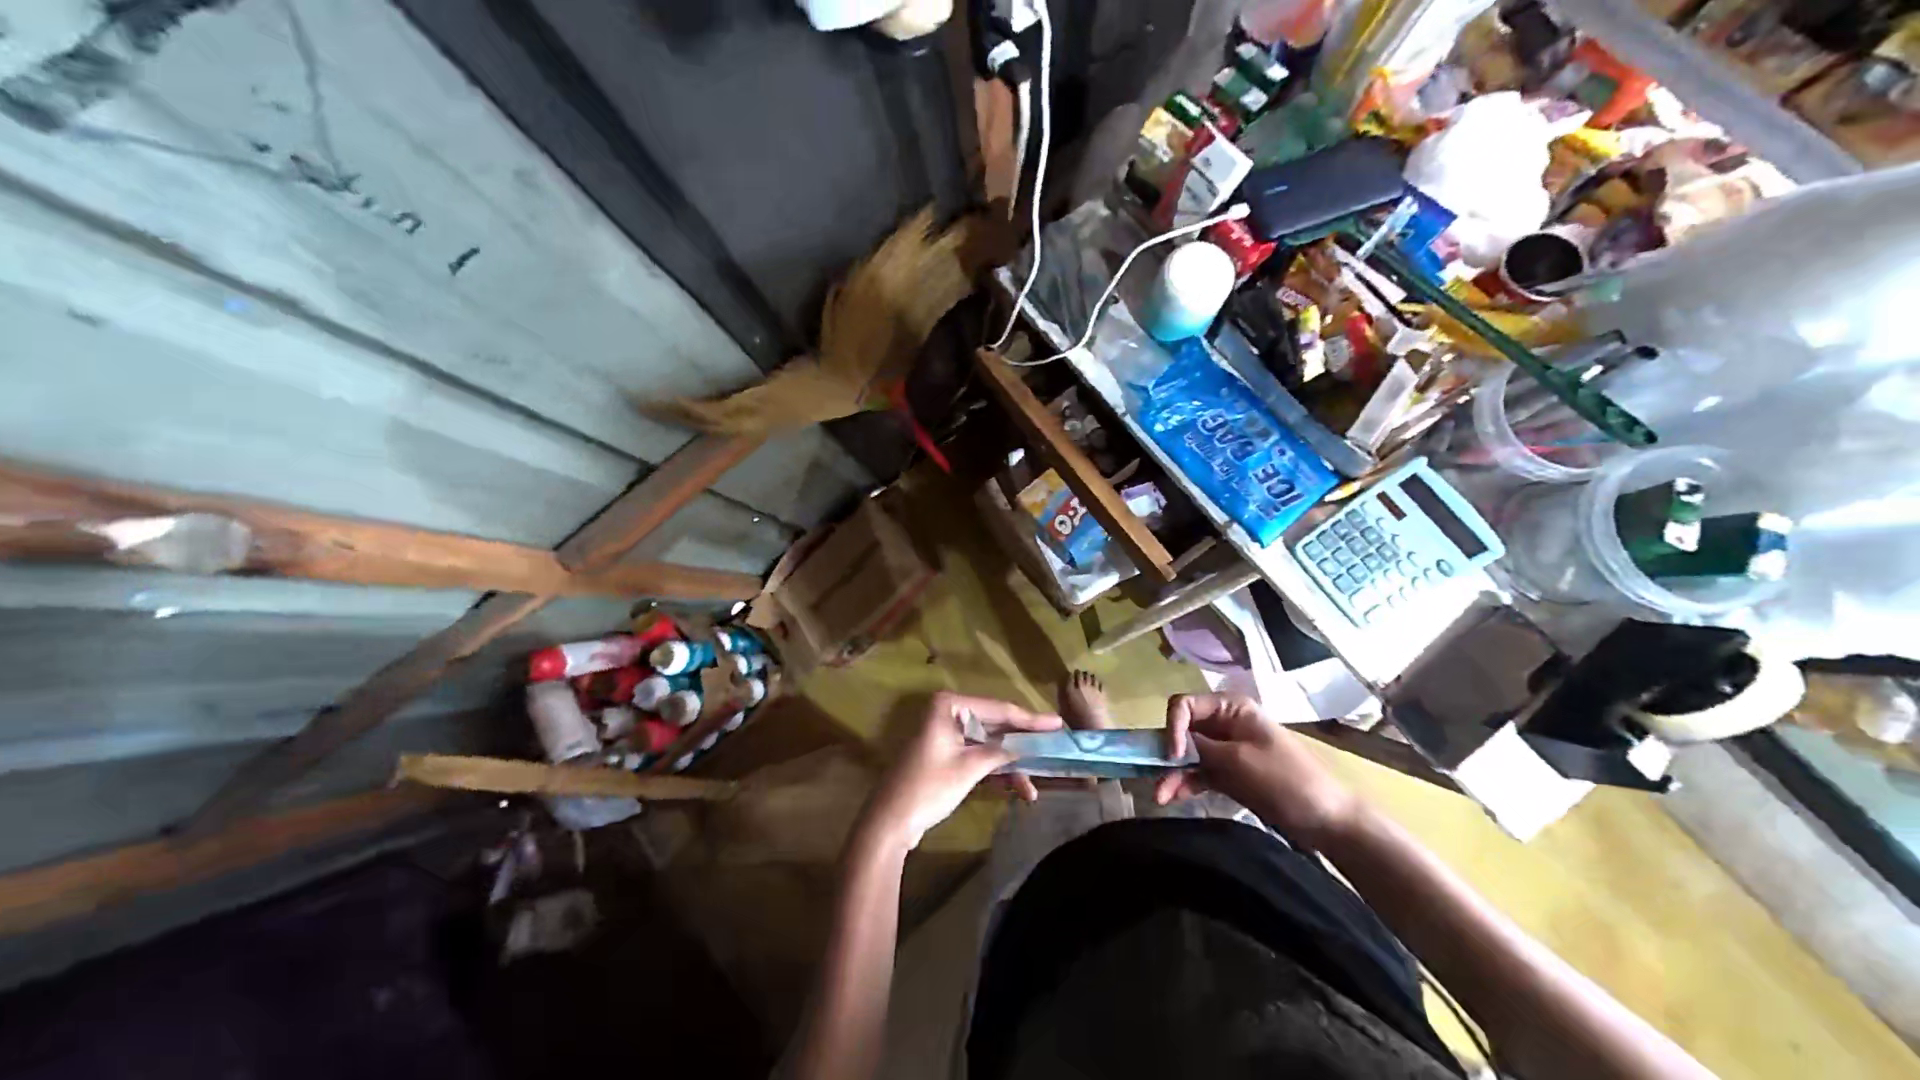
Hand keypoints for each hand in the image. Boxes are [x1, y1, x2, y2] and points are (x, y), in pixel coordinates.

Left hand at [861, 693, 1061, 850]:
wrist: (890, 822)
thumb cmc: (928, 787)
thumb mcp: (970, 768)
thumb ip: (1002, 752)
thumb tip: (1031, 744)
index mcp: (950, 705)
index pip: (1000, 710)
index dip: (1031, 719)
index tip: (1059, 724)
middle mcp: (949, 713)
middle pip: (996, 726)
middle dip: (1024, 744)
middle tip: (1056, 748)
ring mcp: (947, 735)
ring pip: (989, 745)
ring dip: (1011, 765)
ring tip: (1033, 788)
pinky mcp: (946, 756)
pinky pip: (978, 757)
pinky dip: (996, 772)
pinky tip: (1018, 790)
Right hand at [1153, 693, 1360, 847]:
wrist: (1328, 821)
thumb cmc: (1286, 781)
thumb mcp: (1239, 760)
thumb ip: (1201, 748)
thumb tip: (1171, 744)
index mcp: (1231, 709)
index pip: (1184, 706)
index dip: (1172, 727)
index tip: (1171, 755)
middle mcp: (1225, 724)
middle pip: (1182, 730)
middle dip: (1166, 753)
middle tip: (1152, 776)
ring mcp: (1227, 751)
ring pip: (1187, 755)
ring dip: (1172, 773)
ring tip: (1160, 797)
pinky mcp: (1229, 775)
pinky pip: (1198, 774)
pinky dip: (1185, 784)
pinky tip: (1172, 797)